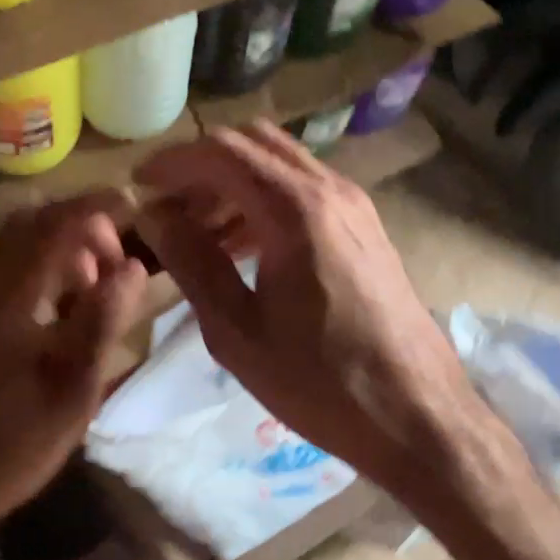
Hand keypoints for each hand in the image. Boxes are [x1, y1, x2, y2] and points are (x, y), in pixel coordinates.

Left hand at [0, 191, 148, 534]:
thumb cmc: (11, 438)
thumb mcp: (74, 385)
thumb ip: (104, 317)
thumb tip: (132, 266)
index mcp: (6, 287)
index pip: (58, 221)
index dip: (98, 207)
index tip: (133, 207)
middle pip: (31, 219)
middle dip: (77, 224)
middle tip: (112, 261)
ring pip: (11, 239)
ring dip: (53, 244)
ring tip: (87, 286)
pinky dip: (30, 262)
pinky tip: (50, 305)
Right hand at [132, 122, 484, 488]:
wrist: (421, 417)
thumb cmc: (322, 382)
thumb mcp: (237, 332)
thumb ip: (191, 262)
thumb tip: (154, 215)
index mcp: (294, 209)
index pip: (220, 153)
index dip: (172, 163)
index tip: (138, 187)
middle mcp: (327, 188)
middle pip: (250, 141)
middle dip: (201, 164)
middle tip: (168, 205)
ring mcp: (353, 202)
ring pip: (278, 159)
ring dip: (232, 178)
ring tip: (198, 228)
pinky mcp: (364, 223)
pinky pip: (302, 185)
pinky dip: (263, 195)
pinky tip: (243, 244)